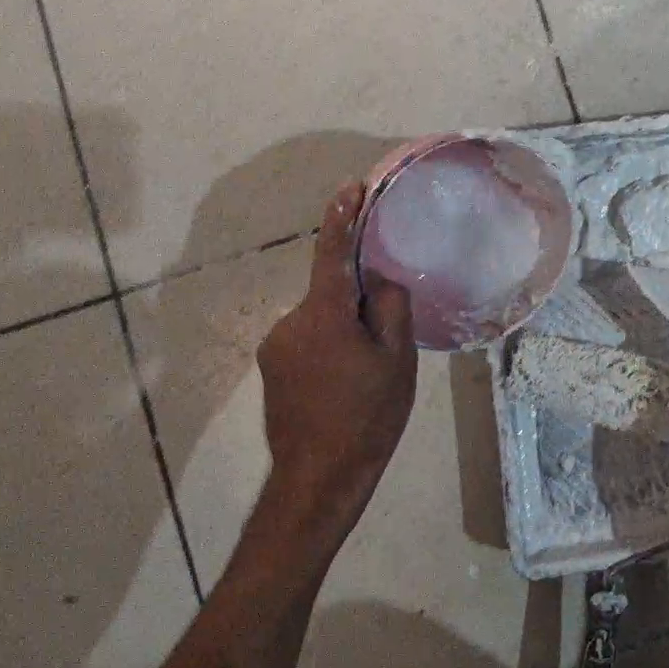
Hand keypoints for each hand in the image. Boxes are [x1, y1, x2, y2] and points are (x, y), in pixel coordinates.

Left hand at [254, 182, 417, 525]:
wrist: (319, 479)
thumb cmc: (367, 417)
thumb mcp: (396, 359)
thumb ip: (389, 307)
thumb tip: (377, 280)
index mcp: (323, 314)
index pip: (332, 253)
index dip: (342, 218)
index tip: (351, 188)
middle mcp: (290, 322)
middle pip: (331, 293)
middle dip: (357, 304)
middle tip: (385, 344)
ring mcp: (276, 348)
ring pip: (321, 321)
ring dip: (343, 332)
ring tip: (366, 376)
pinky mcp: (272, 370)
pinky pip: (308, 343)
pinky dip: (329, 351)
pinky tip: (344, 388)